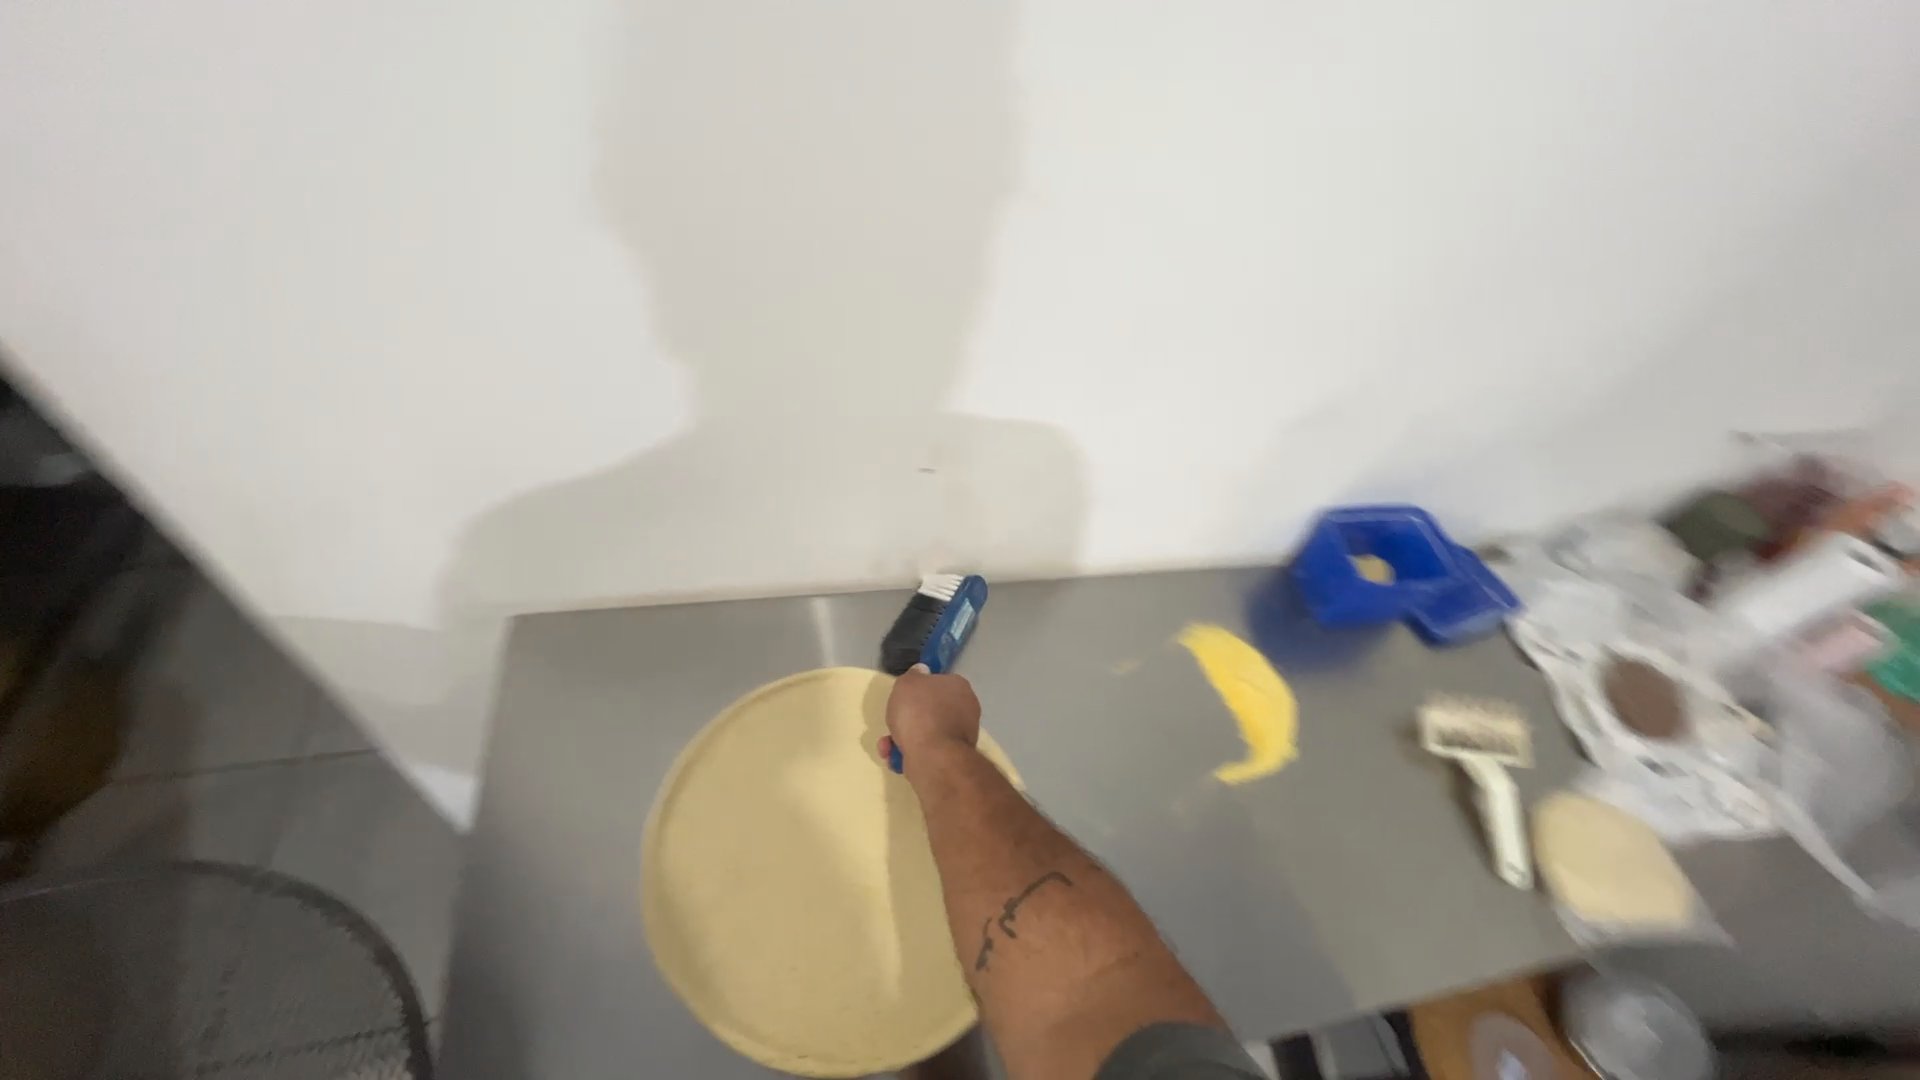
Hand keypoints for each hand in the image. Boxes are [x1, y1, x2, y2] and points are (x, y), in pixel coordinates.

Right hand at [877, 664, 980, 770]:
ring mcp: (961, 736)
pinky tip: (895, 758)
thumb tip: (922, 672)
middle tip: (893, 723)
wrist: (932, 756)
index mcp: (959, 687)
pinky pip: (927, 751)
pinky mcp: (952, 757)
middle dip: (908, 719)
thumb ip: (913, 676)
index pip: (939, 683)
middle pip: (931, 710)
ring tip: (887, 746)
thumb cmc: (919, 712)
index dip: (919, 690)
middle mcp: (966, 709)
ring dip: (904, 739)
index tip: (903, 698)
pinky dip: (910, 754)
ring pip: (926, 733)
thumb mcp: (907, 683)